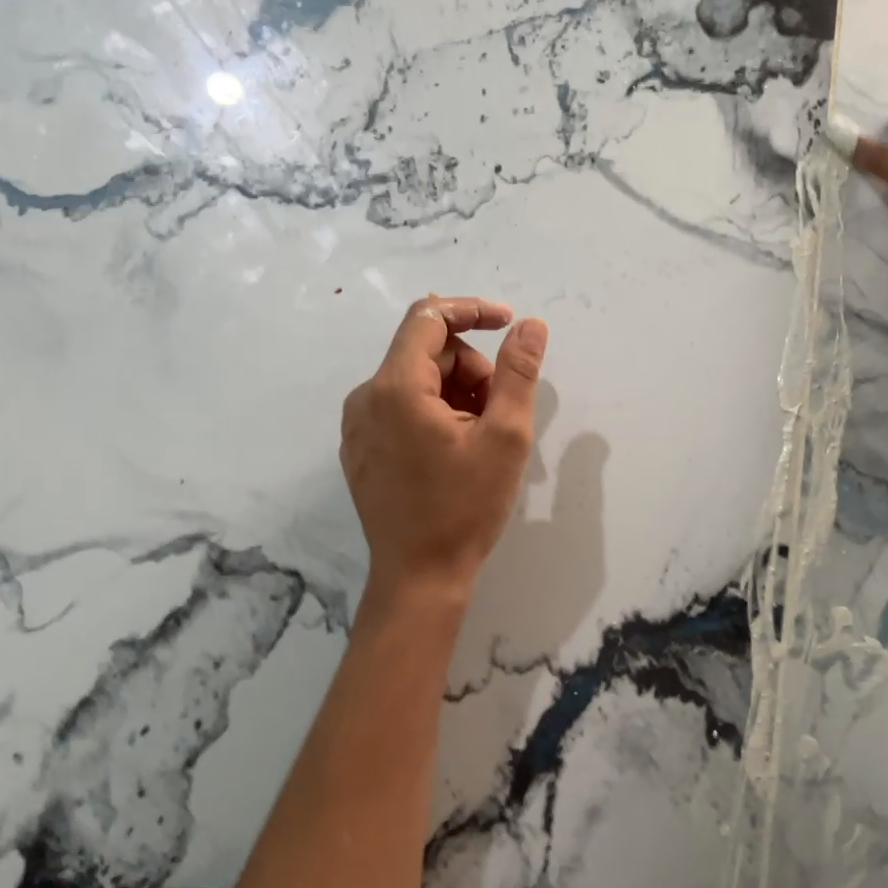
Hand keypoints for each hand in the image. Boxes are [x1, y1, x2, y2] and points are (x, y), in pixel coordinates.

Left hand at [340, 296, 547, 614]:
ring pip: (416, 380)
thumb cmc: (466, 506)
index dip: (472, 311)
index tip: (509, 324)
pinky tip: (459, 449)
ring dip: (458, 392)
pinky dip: (436, 411)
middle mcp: (366, 398)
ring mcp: (357, 425)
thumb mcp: (505, 436)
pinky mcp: (360, 448)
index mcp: (396, 388)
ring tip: (484, 436)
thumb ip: (518, 373)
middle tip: (503, 410)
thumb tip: (530, 326)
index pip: (429, 317)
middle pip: (426, 352)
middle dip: (472, 367)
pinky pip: (401, 407)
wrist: (420, 576)